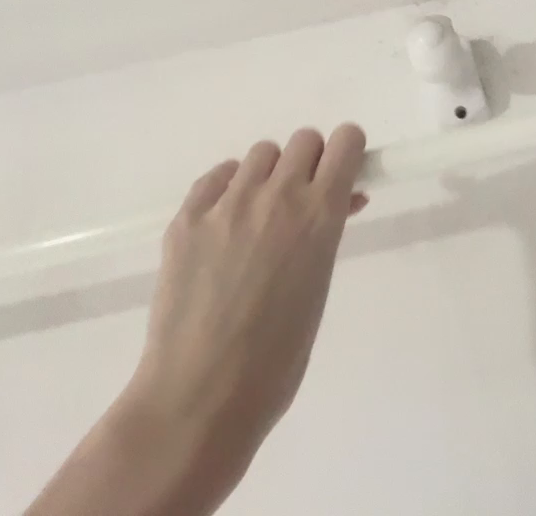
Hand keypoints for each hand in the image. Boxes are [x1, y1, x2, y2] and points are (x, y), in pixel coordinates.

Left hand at [126, 125, 370, 449]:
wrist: (202, 395)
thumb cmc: (278, 357)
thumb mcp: (319, 286)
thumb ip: (326, 234)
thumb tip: (336, 204)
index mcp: (319, 215)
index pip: (346, 142)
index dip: (349, 152)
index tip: (345, 174)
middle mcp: (276, 196)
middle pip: (304, 140)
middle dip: (312, 163)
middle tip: (304, 201)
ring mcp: (226, 205)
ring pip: (260, 154)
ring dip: (270, 175)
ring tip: (260, 218)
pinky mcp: (186, 220)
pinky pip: (215, 177)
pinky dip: (228, 188)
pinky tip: (226, 224)